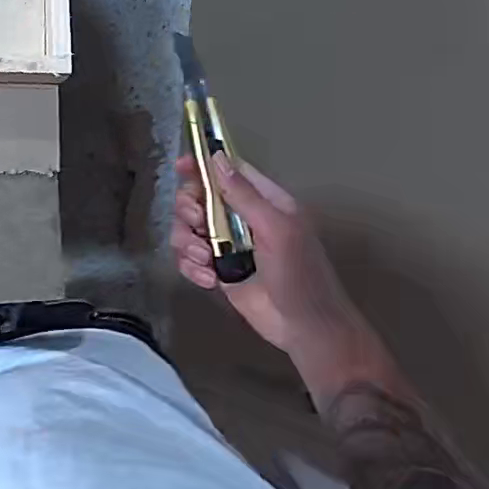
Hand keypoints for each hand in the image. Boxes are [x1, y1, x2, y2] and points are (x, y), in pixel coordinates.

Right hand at [171, 151, 392, 399]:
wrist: (307, 331)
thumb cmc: (301, 275)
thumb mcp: (278, 230)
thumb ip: (245, 195)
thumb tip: (217, 156)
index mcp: (263, 202)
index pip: (227, 171)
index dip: (202, 165)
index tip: (180, 166)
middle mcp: (240, 218)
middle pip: (197, 196)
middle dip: (189, 208)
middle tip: (198, 223)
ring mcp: (226, 244)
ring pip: (186, 226)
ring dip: (187, 241)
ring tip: (205, 260)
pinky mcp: (216, 268)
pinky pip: (187, 256)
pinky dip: (190, 266)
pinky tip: (208, 279)